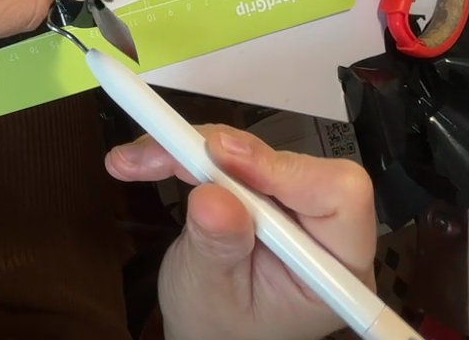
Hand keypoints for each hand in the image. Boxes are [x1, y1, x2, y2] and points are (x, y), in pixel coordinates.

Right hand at [107, 127, 376, 339]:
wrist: (205, 332)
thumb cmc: (218, 328)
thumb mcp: (213, 294)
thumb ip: (219, 247)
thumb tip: (214, 198)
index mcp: (332, 266)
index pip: (337, 195)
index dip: (282, 167)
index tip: (222, 158)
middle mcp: (316, 226)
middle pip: (280, 160)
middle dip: (212, 152)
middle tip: (154, 156)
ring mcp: (285, 202)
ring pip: (241, 148)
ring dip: (182, 147)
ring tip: (131, 162)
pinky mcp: (254, 185)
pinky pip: (219, 152)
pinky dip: (176, 150)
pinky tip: (140, 160)